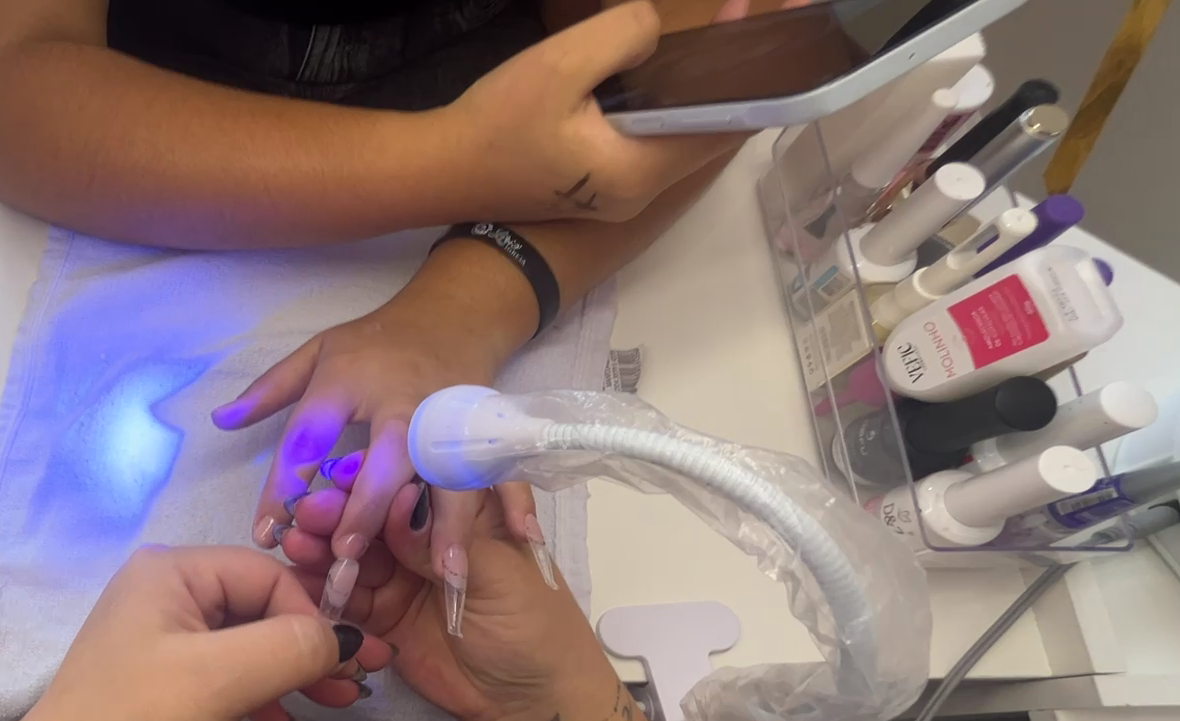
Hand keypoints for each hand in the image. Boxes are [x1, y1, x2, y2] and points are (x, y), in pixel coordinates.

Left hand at [4, 546, 395, 720]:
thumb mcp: (222, 679)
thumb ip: (293, 646)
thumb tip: (350, 634)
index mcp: (173, 570)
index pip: (267, 575)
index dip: (310, 616)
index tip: (345, 665)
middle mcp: (167, 589)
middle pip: (259, 606)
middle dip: (309, 646)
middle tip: (359, 682)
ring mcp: (162, 631)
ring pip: (246, 641)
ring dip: (290, 671)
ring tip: (335, 703)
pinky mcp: (162, 670)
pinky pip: (224, 668)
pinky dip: (257, 690)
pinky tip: (281, 720)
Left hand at [213, 239, 536, 572]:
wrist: (451, 316)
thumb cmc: (374, 344)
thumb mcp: (316, 354)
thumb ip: (270, 390)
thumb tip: (220, 419)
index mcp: (346, 382)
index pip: (307, 438)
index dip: (284, 485)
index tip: (265, 532)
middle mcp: (398, 403)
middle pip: (385, 456)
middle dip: (368, 506)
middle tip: (348, 552)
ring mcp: (446, 416)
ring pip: (447, 471)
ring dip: (445, 522)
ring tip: (441, 572)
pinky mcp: (482, 428)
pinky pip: (499, 468)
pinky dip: (509, 502)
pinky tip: (519, 539)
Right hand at [286, 476, 613, 720]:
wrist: (527, 703)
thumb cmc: (533, 628)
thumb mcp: (498, 574)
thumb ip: (444, 540)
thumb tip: (399, 502)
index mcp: (462, 517)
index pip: (415, 485)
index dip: (378, 479)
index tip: (342, 478)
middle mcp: (424, 539)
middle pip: (374, 517)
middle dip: (340, 514)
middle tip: (307, 515)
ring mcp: (399, 576)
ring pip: (353, 554)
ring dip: (322, 548)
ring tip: (294, 544)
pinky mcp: (379, 614)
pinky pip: (345, 597)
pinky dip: (322, 589)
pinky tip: (296, 579)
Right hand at [445, 0, 752, 223]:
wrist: (437, 173)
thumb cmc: (495, 127)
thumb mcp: (565, 63)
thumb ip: (631, 34)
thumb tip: (654, 37)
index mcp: (637, 172)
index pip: (730, 124)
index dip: (767, 67)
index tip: (789, 15)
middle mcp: (634, 193)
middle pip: (709, 133)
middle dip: (736, 70)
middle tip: (748, 9)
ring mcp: (611, 196)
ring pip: (678, 137)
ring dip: (699, 86)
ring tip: (717, 29)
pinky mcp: (590, 188)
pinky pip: (648, 143)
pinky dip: (666, 106)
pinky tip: (663, 70)